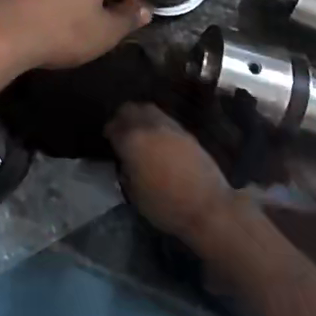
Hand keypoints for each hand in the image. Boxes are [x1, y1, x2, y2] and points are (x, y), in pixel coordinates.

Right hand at [106, 102, 239, 244]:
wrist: (208, 206)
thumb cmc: (166, 206)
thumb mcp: (135, 194)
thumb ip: (126, 170)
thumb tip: (126, 161)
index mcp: (133, 141)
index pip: (113, 127)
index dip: (108, 132)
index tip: (107, 138)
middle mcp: (150, 127)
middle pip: (130, 109)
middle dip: (122, 117)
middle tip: (120, 130)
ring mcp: (170, 126)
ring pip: (149, 109)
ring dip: (140, 116)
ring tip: (139, 131)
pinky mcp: (186, 132)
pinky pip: (164, 118)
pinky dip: (155, 122)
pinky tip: (157, 136)